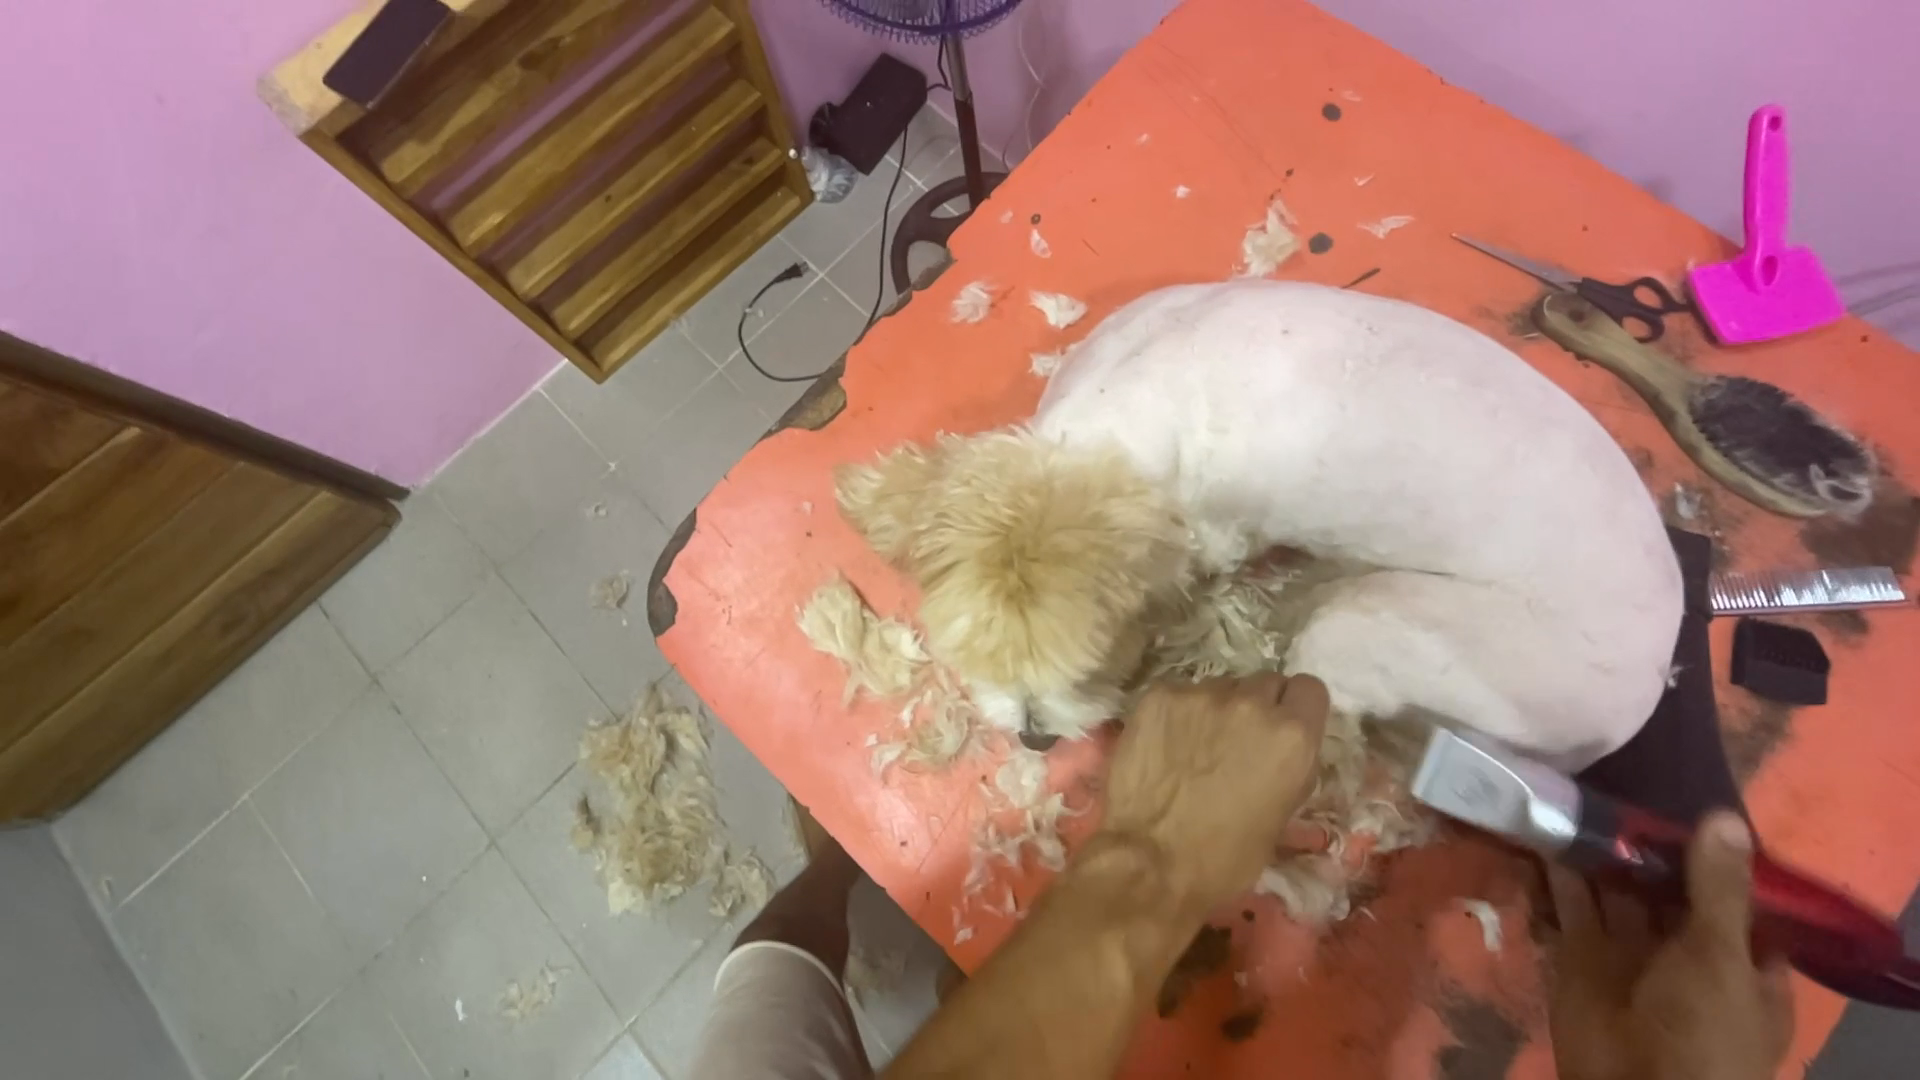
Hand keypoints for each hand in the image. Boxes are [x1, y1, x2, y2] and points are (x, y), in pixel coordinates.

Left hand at [1098, 674, 1328, 915]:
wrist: (1150, 859)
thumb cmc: (1224, 857)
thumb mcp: (1282, 816)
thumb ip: (1290, 766)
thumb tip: (1283, 748)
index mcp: (1292, 736)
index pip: (1309, 689)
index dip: (1297, 707)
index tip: (1284, 726)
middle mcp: (1250, 703)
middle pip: (1264, 683)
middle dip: (1257, 706)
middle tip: (1237, 740)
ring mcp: (1200, 695)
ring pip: (1219, 686)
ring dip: (1215, 709)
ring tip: (1196, 746)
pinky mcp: (1158, 695)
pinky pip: (1178, 694)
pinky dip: (1177, 713)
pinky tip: (1165, 744)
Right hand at [1548, 811, 1793, 1079]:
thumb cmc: (1702, 1029)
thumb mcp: (1718, 956)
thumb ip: (1715, 889)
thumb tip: (1723, 815)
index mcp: (1738, 958)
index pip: (1725, 893)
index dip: (1704, 851)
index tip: (1679, 800)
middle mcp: (1682, 949)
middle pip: (1659, 887)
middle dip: (1636, 846)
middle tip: (1608, 785)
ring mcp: (1626, 950)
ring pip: (1608, 890)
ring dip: (1590, 854)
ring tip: (1565, 798)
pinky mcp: (1577, 952)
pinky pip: (1565, 904)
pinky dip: (1550, 873)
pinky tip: (1537, 835)